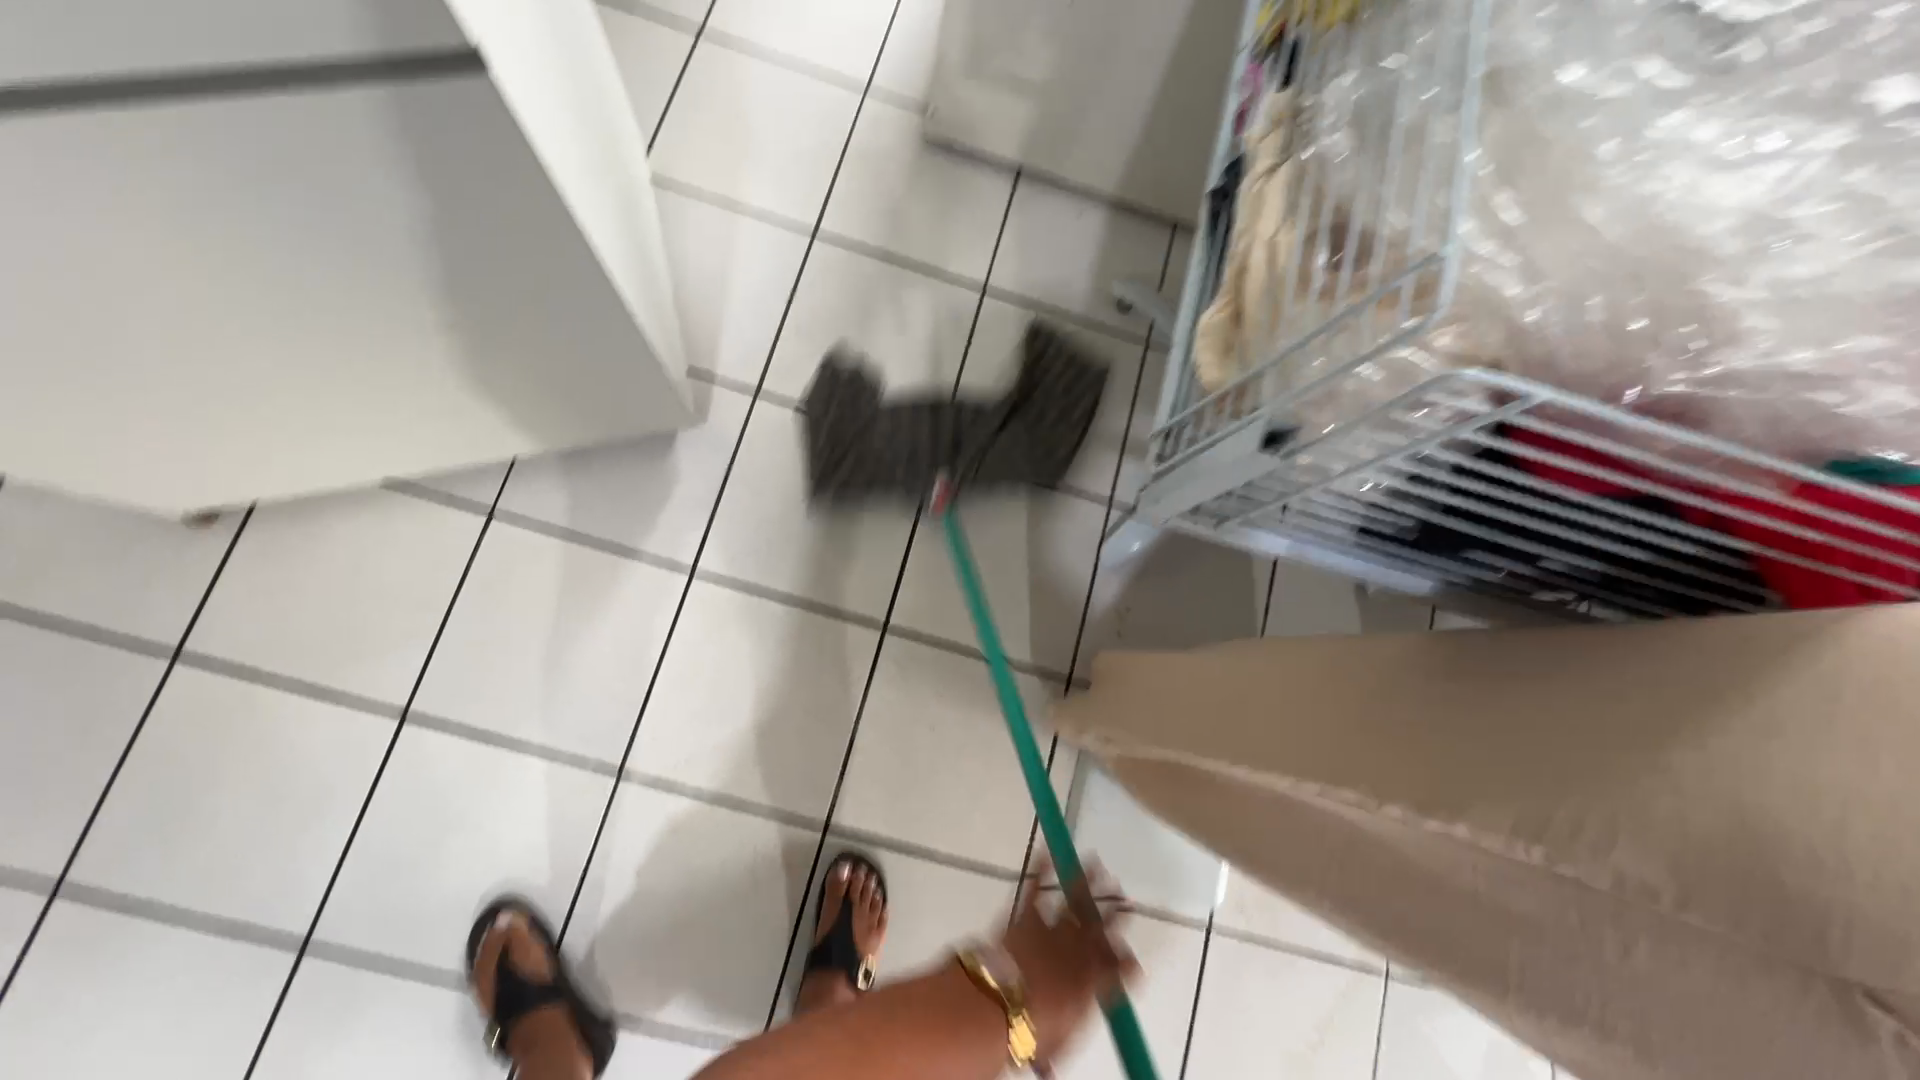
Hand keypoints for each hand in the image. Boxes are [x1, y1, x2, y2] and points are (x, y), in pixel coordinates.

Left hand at [996, 859, 1139, 1070]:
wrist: (1001, 1004)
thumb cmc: (1031, 1032)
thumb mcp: (1056, 1044)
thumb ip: (1064, 1036)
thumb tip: (1052, 1062)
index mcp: (1091, 985)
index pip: (1118, 971)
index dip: (1128, 964)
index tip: (1134, 961)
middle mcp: (1077, 953)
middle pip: (1101, 928)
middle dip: (1115, 913)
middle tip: (1126, 898)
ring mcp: (1052, 930)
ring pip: (1075, 901)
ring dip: (1087, 881)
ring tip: (1097, 862)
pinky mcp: (1025, 916)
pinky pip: (1035, 888)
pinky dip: (1041, 869)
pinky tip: (1046, 852)